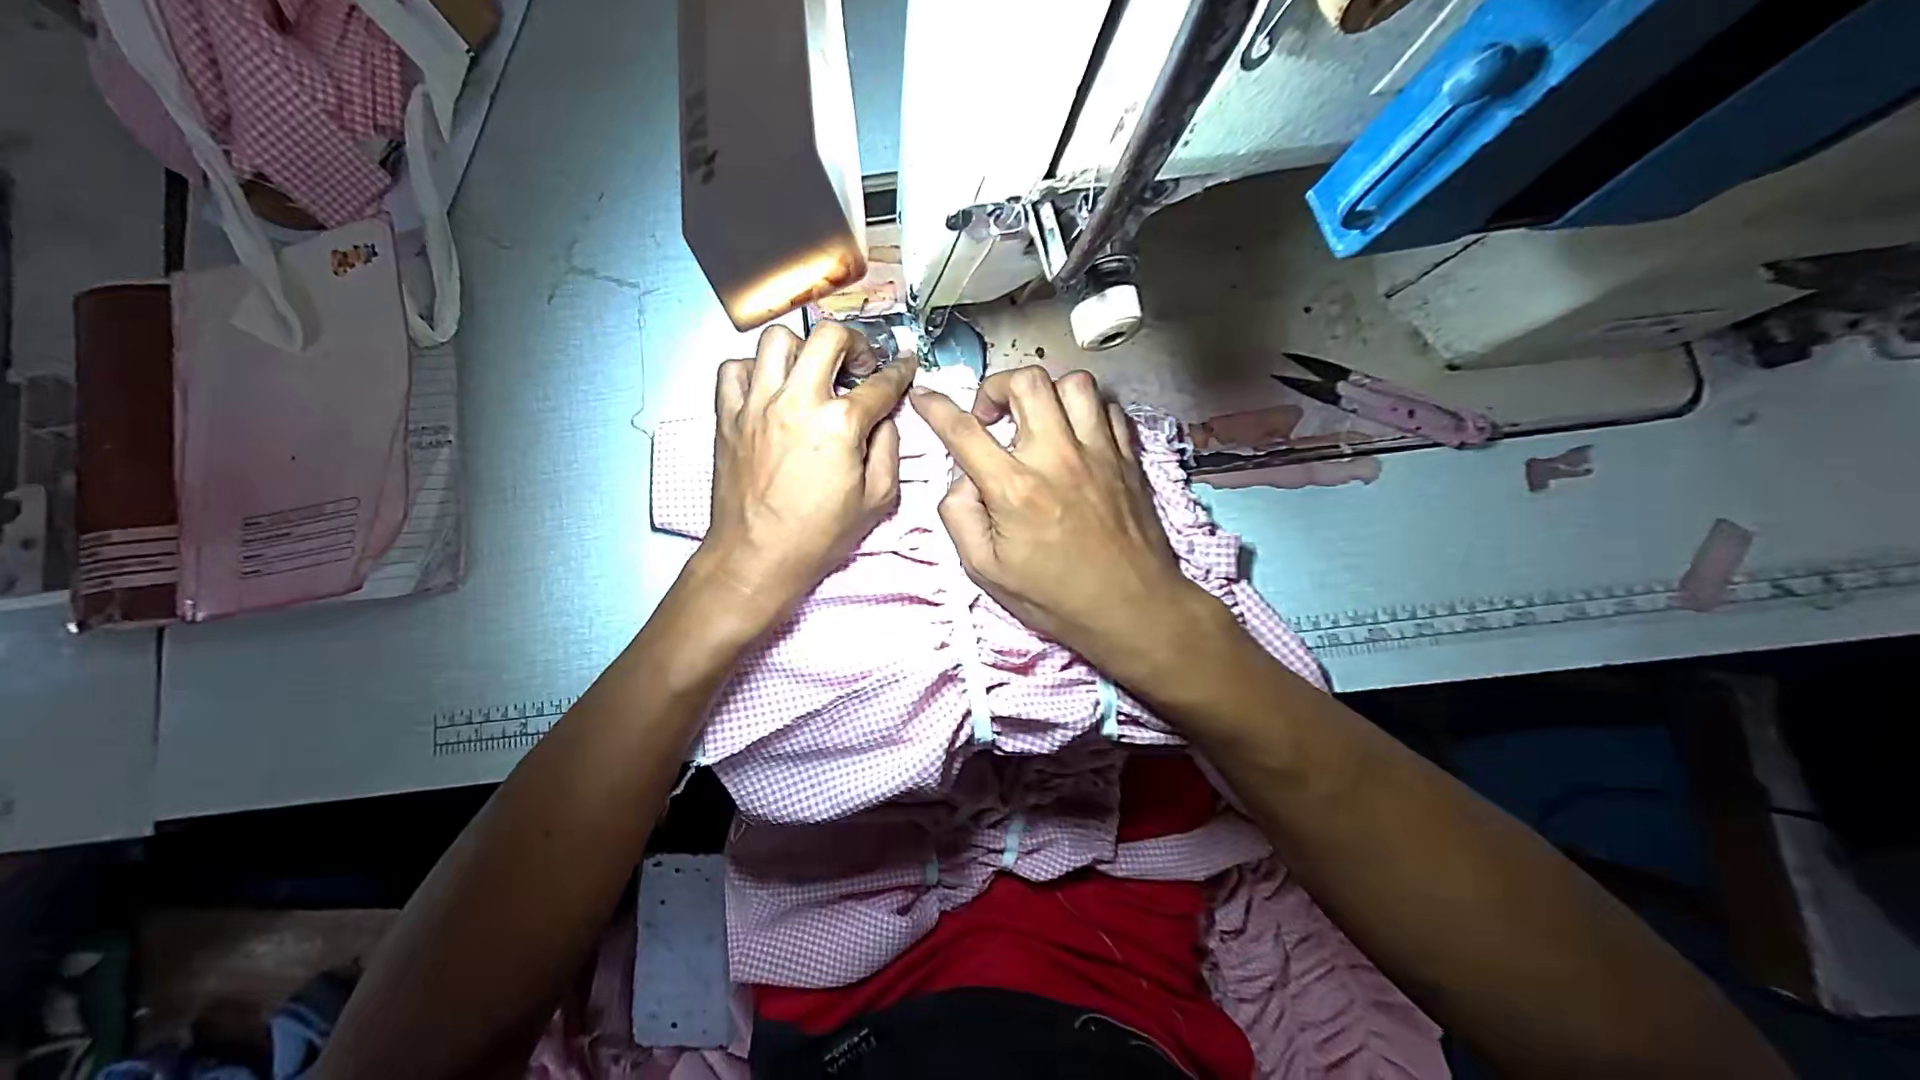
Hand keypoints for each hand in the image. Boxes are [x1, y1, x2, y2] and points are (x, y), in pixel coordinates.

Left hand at [697, 322, 913, 630]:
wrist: (757, 558)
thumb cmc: (816, 536)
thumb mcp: (877, 500)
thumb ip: (889, 449)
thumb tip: (883, 420)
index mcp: (840, 425)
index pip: (880, 383)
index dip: (900, 371)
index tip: (904, 366)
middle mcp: (797, 403)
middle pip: (828, 337)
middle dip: (854, 342)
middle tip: (859, 364)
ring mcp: (757, 405)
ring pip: (777, 340)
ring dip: (803, 348)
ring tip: (812, 371)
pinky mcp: (728, 416)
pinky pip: (735, 368)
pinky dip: (755, 369)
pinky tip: (770, 389)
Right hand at [910, 367, 1233, 687]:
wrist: (1131, 609)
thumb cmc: (1055, 597)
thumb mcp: (986, 571)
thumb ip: (960, 517)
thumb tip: (963, 480)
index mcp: (1014, 488)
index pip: (963, 430)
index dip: (935, 407)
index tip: (924, 398)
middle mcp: (1057, 457)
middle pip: (1026, 381)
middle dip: (996, 387)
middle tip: (992, 417)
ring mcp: (1098, 452)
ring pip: (1074, 383)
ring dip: (1046, 393)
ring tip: (1036, 420)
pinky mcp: (1127, 457)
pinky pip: (1107, 408)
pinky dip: (1085, 411)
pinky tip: (1075, 436)